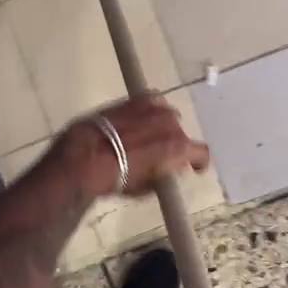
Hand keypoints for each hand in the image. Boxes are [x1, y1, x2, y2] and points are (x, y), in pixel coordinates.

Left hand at [52, 93, 210, 198]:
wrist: (87, 155)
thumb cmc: (118, 177)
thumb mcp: (145, 188)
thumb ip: (161, 176)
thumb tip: (166, 170)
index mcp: (178, 148)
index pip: (201, 153)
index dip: (199, 161)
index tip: (194, 168)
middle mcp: (171, 125)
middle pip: (181, 134)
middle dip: (176, 144)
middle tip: (163, 154)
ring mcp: (154, 108)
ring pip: (168, 116)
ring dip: (164, 126)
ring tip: (151, 135)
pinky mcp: (136, 99)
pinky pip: (153, 100)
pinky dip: (153, 108)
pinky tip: (143, 117)